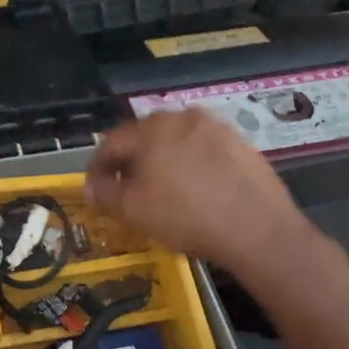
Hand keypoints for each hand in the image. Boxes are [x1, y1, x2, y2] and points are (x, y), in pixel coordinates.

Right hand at [85, 109, 319, 277]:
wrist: (259, 231)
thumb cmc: (186, 216)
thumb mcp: (134, 210)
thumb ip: (105, 194)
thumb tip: (89, 187)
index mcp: (150, 128)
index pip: (110, 143)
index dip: (98, 167)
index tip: (94, 189)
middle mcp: (181, 117)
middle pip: (144, 136)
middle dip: (131, 161)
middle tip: (126, 188)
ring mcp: (216, 128)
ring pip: (177, 141)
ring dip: (163, 160)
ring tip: (163, 188)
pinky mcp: (241, 144)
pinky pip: (205, 150)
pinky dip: (193, 164)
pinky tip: (197, 189)